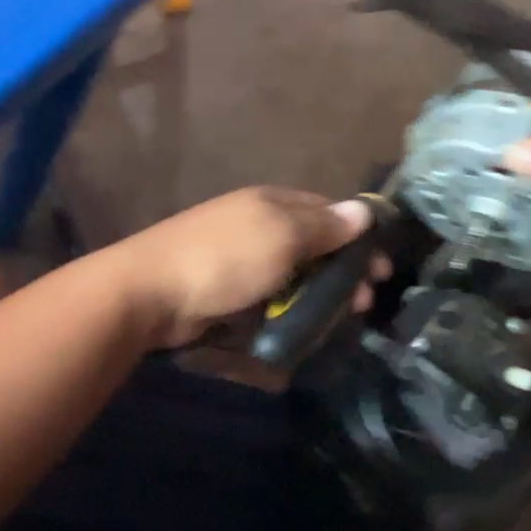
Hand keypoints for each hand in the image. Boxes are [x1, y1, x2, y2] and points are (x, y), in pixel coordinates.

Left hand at [113, 187, 378, 347]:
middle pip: (311, 246)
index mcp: (270, 202)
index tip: (381, 270)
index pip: (326, 211)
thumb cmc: (221, 258)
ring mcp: (238, 259)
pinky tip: (298, 328)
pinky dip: (285, 311)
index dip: (357, 237)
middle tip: (360, 305)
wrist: (149, 293)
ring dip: (315, 298)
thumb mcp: (280, 236)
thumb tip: (364, 209)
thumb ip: (323, 226)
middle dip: (340, 273)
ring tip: (333, 323)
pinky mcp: (225, 291)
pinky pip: (267, 299)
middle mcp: (256, 225)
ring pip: (292, 277)